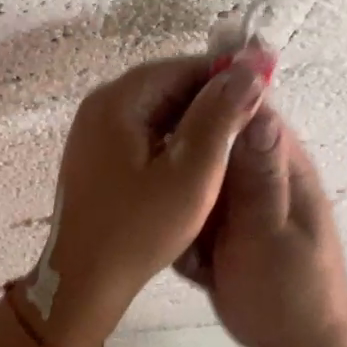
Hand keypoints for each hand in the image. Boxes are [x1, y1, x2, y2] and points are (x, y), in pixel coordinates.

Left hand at [22, 55, 269, 346]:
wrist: (84, 278)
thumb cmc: (139, 229)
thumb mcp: (191, 173)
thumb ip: (220, 118)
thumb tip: (248, 70)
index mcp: (116, 100)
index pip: (179, 68)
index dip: (223, 78)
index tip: (262, 96)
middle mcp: (99, 104)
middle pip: (165, 85)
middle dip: (209, 100)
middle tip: (251, 125)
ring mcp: (94, 129)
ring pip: (156, 109)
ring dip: (194, 121)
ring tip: (232, 145)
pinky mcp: (96, 153)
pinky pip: (142, 130)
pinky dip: (173, 139)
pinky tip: (198, 162)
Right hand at [179, 104, 346, 346]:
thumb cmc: (289, 294)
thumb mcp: (269, 235)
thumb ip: (260, 176)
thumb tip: (257, 111)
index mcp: (281, 162)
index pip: (243, 104)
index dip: (203, 97)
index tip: (162, 112)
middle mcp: (260, 167)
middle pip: (210, 133)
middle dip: (180, 151)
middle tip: (156, 181)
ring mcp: (240, 193)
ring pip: (194, 167)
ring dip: (176, 187)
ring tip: (164, 217)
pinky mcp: (223, 217)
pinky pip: (191, 199)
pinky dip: (181, 215)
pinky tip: (174, 239)